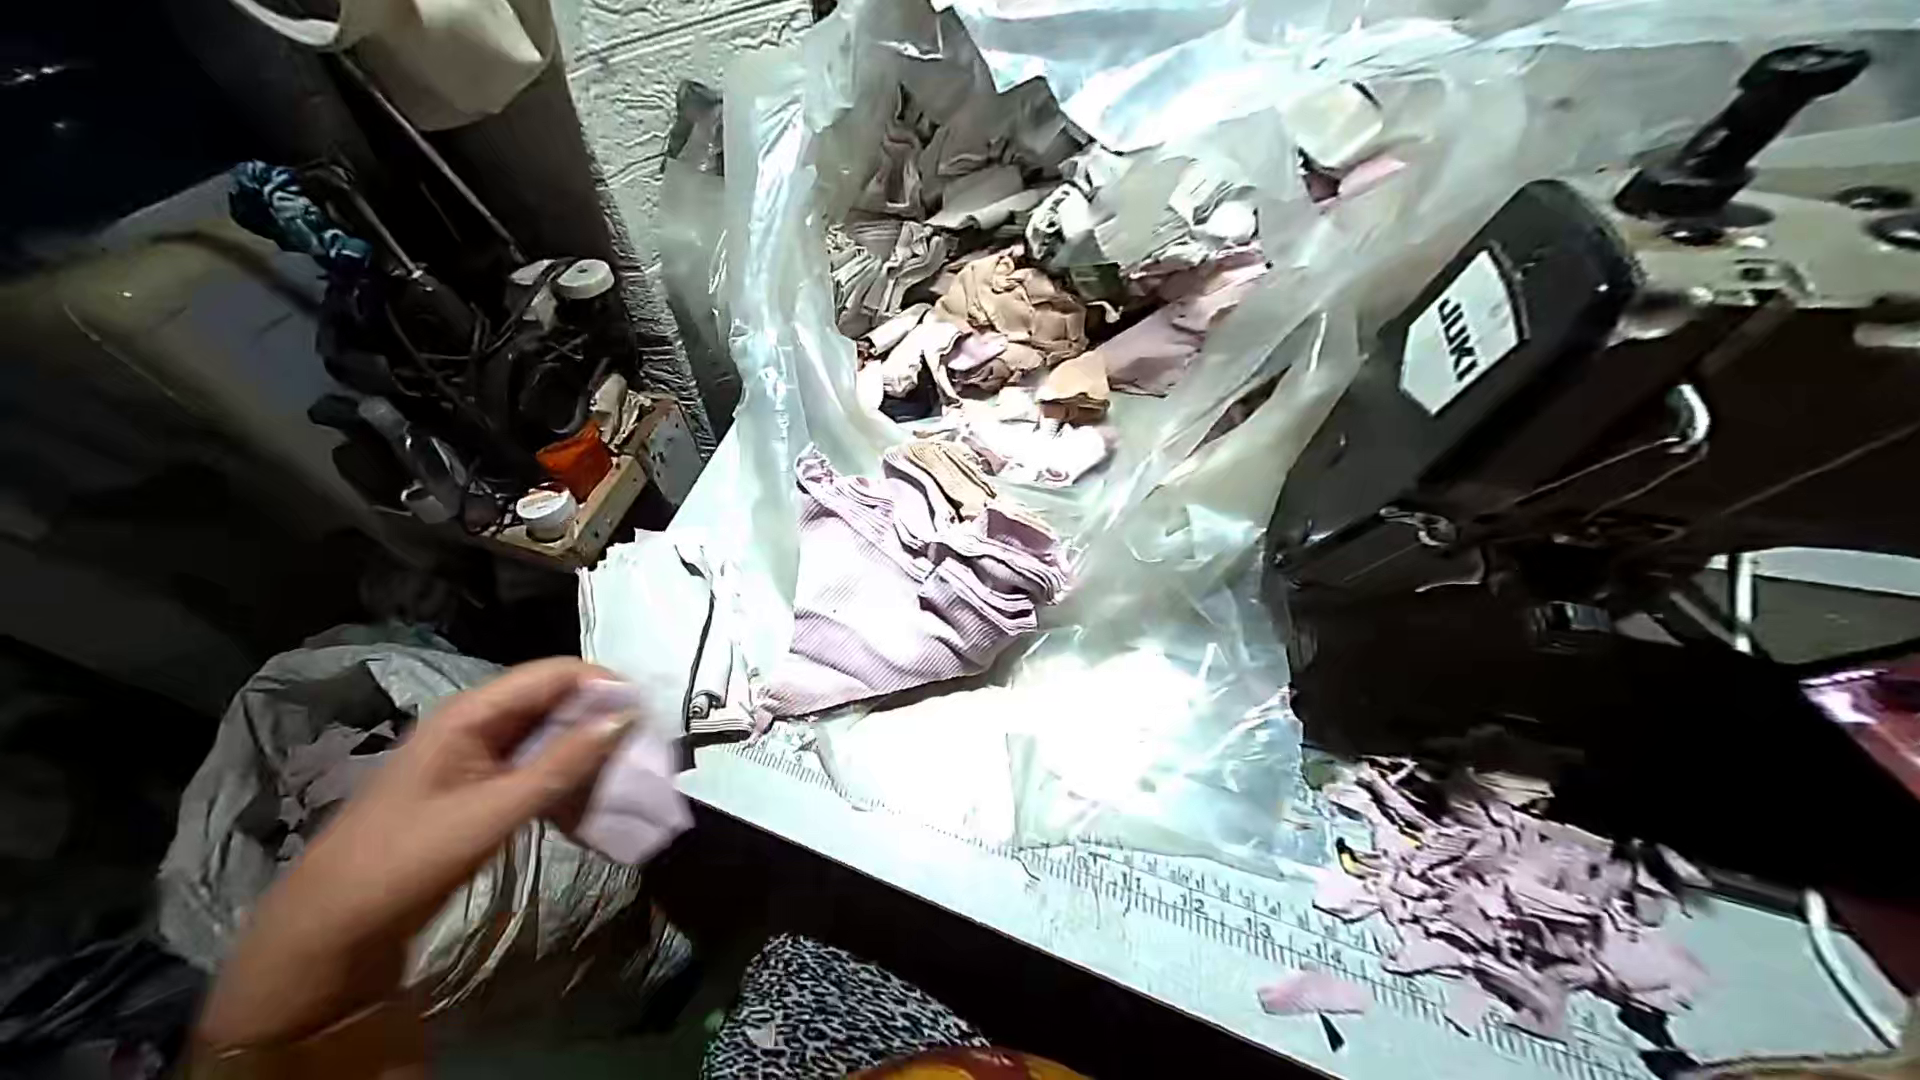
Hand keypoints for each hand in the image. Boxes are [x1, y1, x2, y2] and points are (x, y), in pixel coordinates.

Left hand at [197, 658, 634, 1050]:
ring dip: (590, 746)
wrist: (328, 933)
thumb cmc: (405, 861)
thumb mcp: (493, 810)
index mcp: (471, 713)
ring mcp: (480, 754)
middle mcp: (478, 722)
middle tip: (646, 740)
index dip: (604, 683)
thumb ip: (563, 762)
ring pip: (552, 732)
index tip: (648, 708)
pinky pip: (540, 764)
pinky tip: (595, 792)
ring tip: (631, 766)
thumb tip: (625, 716)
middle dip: (602, 715)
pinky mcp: (483, 785)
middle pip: (556, 699)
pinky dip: (570, 773)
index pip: (554, 674)